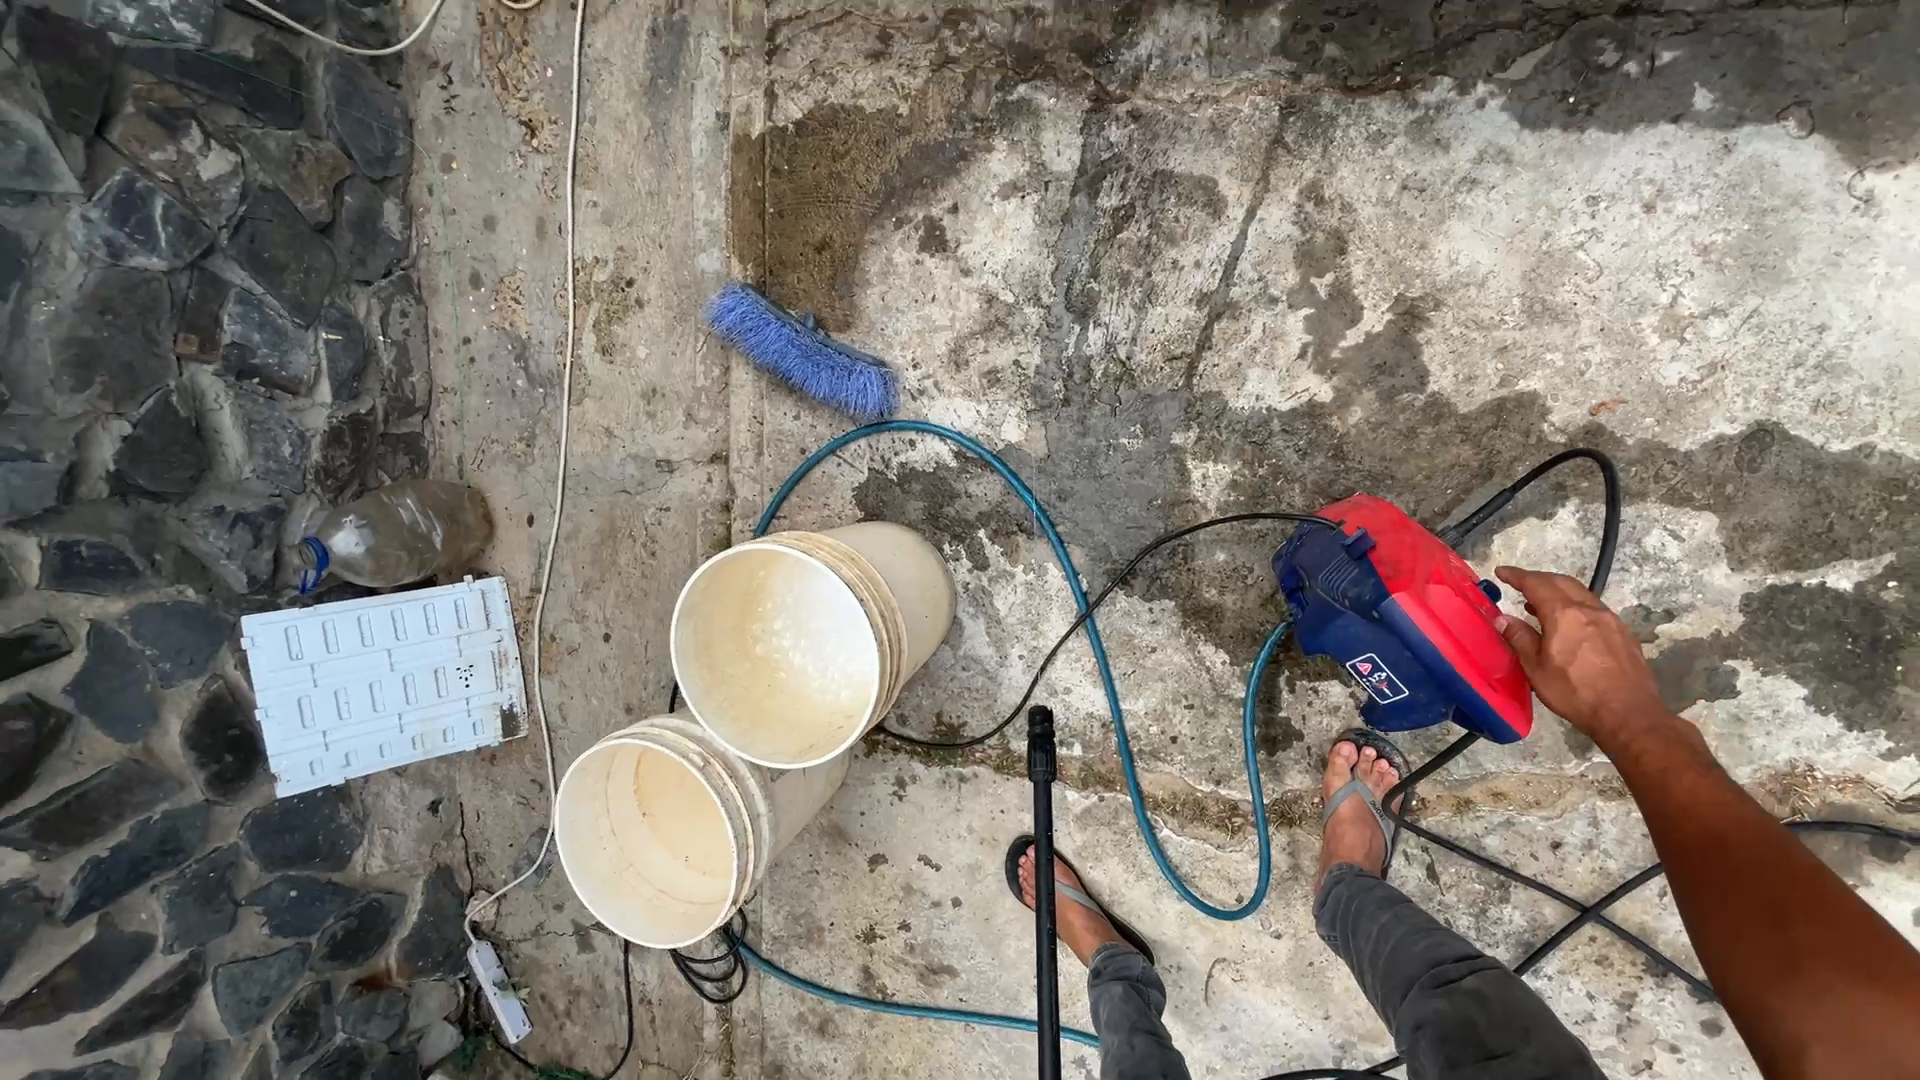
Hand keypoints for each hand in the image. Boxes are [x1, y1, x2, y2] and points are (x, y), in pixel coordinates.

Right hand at [1492, 566, 1668, 738]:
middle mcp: (1591, 611)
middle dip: (1539, 579)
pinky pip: (1595, 609)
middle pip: (1563, 582)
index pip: (1537, 585)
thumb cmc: (1575, 692)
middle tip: (1520, 583)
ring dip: (1558, 591)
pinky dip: (1575, 605)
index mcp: (1565, 615)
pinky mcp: (1624, 635)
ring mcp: (1612, 622)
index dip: (1517, 576)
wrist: (1629, 715)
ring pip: (1582, 594)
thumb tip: (1503, 619)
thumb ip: (1520, 638)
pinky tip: (1568, 622)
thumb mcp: (1536, 668)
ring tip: (1539, 603)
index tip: (1502, 572)